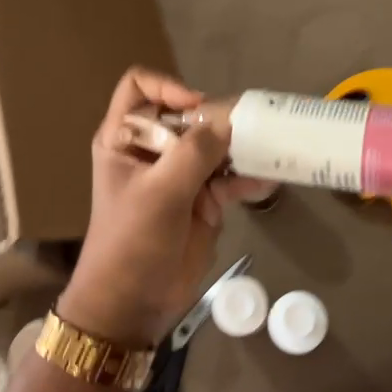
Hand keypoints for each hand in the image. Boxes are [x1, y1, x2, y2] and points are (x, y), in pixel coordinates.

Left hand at [59, 68, 272, 346]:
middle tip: (248, 126)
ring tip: (265, 148)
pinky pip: (227, 179)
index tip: (196, 107)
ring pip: (212, 146)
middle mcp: (150, 151)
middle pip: (186, 116)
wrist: (131, 303)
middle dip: (215, 119)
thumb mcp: (160, 193)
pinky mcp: (200, 202)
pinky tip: (267, 181)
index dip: (168, 88)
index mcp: (124, 140)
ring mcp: (177, 176)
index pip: (140, 89)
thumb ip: (194, 154)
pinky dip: (246, 178)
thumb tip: (226, 123)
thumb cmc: (132, 242)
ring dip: (237, 146)